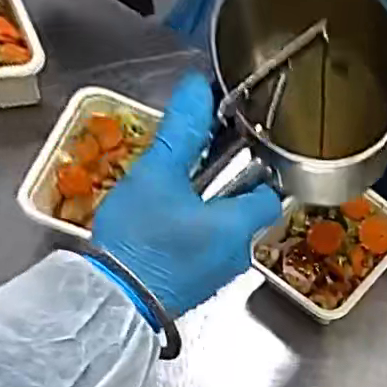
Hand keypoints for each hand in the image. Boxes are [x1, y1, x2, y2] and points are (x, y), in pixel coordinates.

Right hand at [89, 74, 282, 320]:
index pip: (270, 195)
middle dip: (222, 189)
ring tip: (170, 198)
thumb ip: (182, 132)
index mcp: (238, 227)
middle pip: (245, 212)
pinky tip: (165, 226)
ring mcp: (221, 275)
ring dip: (205, 211)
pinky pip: (208, 251)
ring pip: (225, 232)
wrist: (117, 296)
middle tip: (188, 173)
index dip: (256, 172)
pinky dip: (195, 234)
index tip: (231, 155)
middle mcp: (238, 255)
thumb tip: (198, 90)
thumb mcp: (158, 175)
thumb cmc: (139, 239)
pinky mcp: (202, 287)